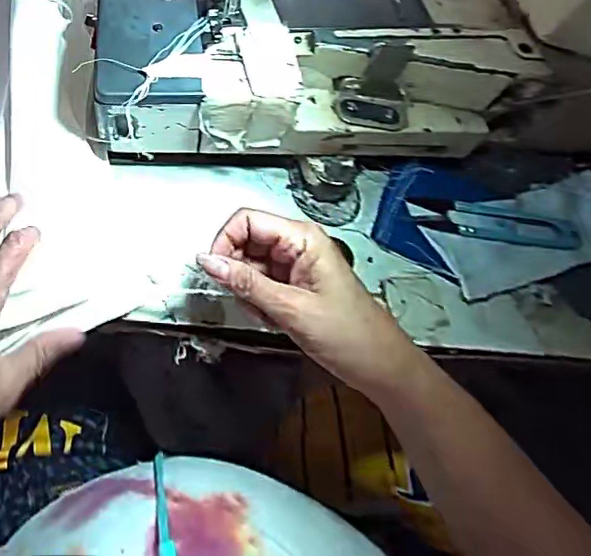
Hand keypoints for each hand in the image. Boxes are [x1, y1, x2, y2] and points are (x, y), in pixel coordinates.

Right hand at [196, 208, 424, 393]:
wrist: (383, 369)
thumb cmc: (350, 335)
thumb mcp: (290, 308)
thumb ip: (245, 282)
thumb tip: (207, 261)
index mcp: (302, 237)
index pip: (246, 220)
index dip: (225, 241)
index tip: (215, 270)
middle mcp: (296, 243)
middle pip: (245, 241)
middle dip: (237, 271)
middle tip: (245, 299)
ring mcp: (294, 263)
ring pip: (249, 263)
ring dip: (247, 290)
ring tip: (266, 314)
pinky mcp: (293, 281)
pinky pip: (259, 280)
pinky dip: (257, 300)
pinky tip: (271, 318)